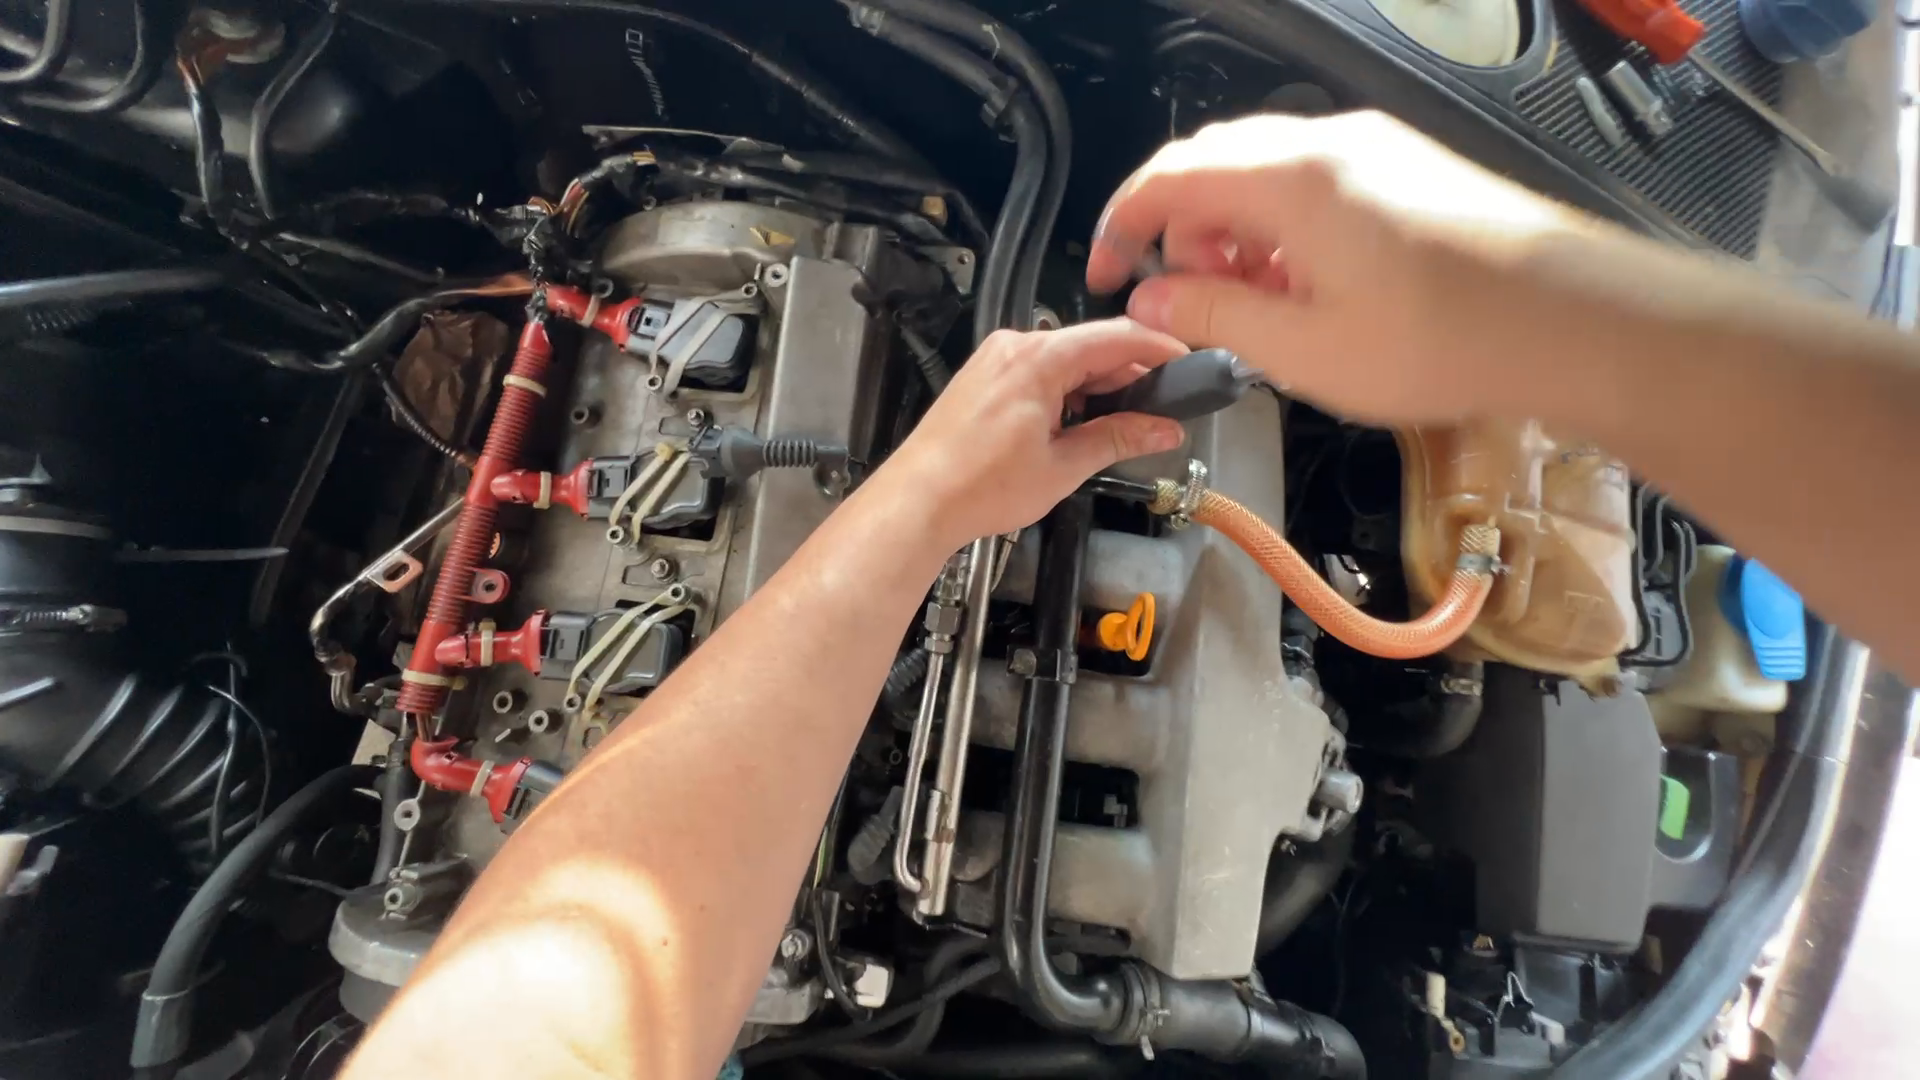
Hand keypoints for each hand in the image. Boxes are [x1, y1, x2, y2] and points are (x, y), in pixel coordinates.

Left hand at [873, 319, 1188, 549]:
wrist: (917, 501)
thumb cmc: (979, 486)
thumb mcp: (1062, 466)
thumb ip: (1118, 439)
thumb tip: (1163, 430)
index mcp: (1038, 359)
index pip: (1117, 337)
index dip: (1159, 349)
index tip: (1187, 365)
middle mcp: (1013, 347)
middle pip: (1090, 345)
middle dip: (1128, 374)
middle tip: (1159, 408)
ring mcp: (993, 360)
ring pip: (1063, 360)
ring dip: (1095, 385)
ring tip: (1119, 424)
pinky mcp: (982, 378)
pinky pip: (1036, 371)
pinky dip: (1064, 390)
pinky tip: (1075, 422)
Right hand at [1087, 111, 1597, 425]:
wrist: (1575, 324)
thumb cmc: (1437, 342)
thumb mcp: (1298, 347)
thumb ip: (1210, 313)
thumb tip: (1149, 296)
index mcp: (1292, 180)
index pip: (1169, 178)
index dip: (1119, 225)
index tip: (1103, 273)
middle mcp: (1327, 146)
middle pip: (1209, 170)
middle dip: (1178, 238)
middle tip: (1187, 305)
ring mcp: (1368, 151)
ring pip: (1256, 179)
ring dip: (1227, 241)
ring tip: (1248, 309)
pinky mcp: (1397, 172)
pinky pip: (1304, 189)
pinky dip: (1272, 236)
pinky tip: (1295, 289)